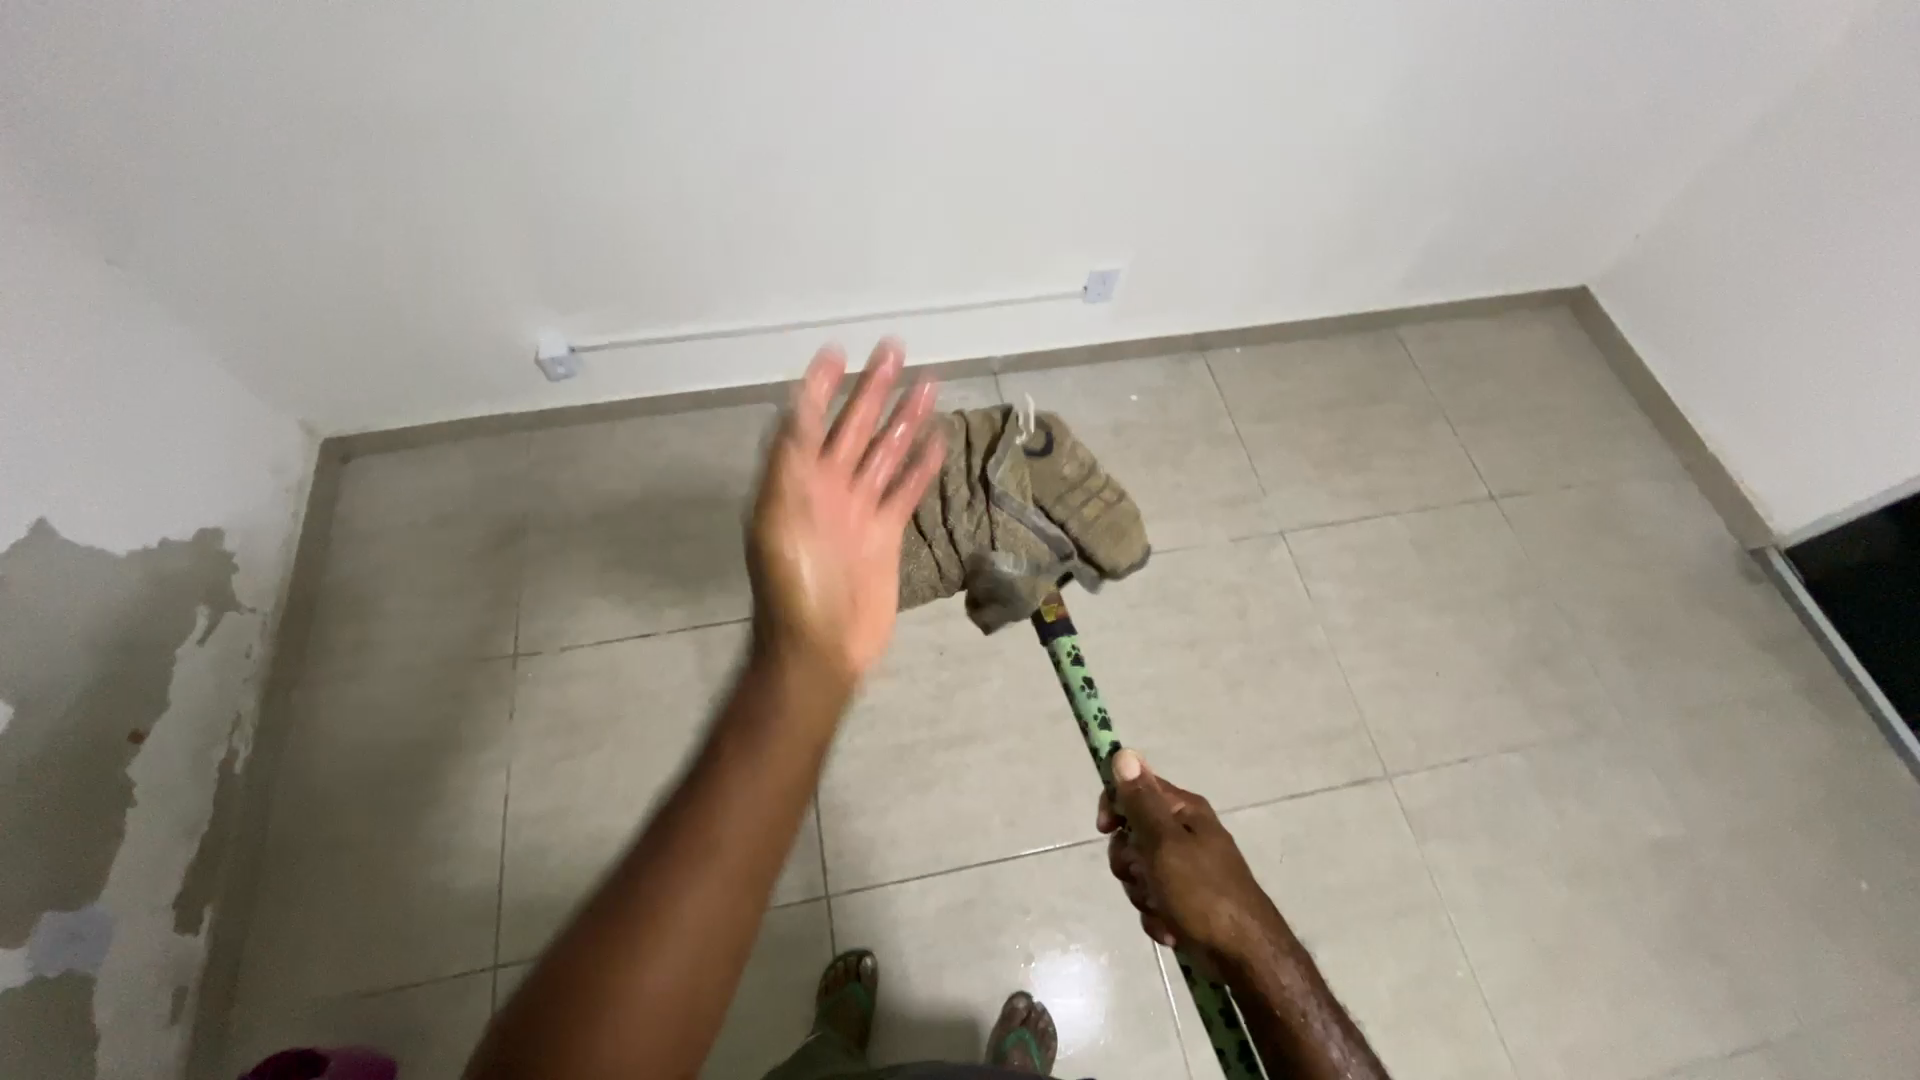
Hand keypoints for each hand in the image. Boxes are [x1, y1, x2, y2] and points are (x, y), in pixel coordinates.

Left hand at [747, 339, 944, 681]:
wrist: (820, 648)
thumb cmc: (794, 586)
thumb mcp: (777, 520)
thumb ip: (789, 462)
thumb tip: (797, 407)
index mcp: (796, 481)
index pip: (808, 421)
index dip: (820, 386)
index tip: (838, 351)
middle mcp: (827, 487)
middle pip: (854, 428)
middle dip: (873, 389)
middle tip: (895, 350)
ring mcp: (858, 510)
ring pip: (885, 453)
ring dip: (904, 419)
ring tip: (928, 383)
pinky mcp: (886, 533)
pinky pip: (905, 490)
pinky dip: (921, 466)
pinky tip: (937, 439)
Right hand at [1098, 750, 1282, 964]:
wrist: (1244, 957)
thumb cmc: (1203, 893)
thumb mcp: (1165, 843)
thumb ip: (1141, 801)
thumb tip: (1124, 752)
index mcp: (1183, 811)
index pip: (1135, 789)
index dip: (1115, 807)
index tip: (1106, 830)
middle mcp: (1184, 833)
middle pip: (1130, 836)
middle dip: (1129, 863)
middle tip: (1145, 877)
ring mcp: (1185, 869)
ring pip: (1138, 872)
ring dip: (1143, 894)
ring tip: (1163, 909)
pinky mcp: (1184, 901)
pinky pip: (1151, 901)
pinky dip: (1156, 916)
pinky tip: (1171, 928)